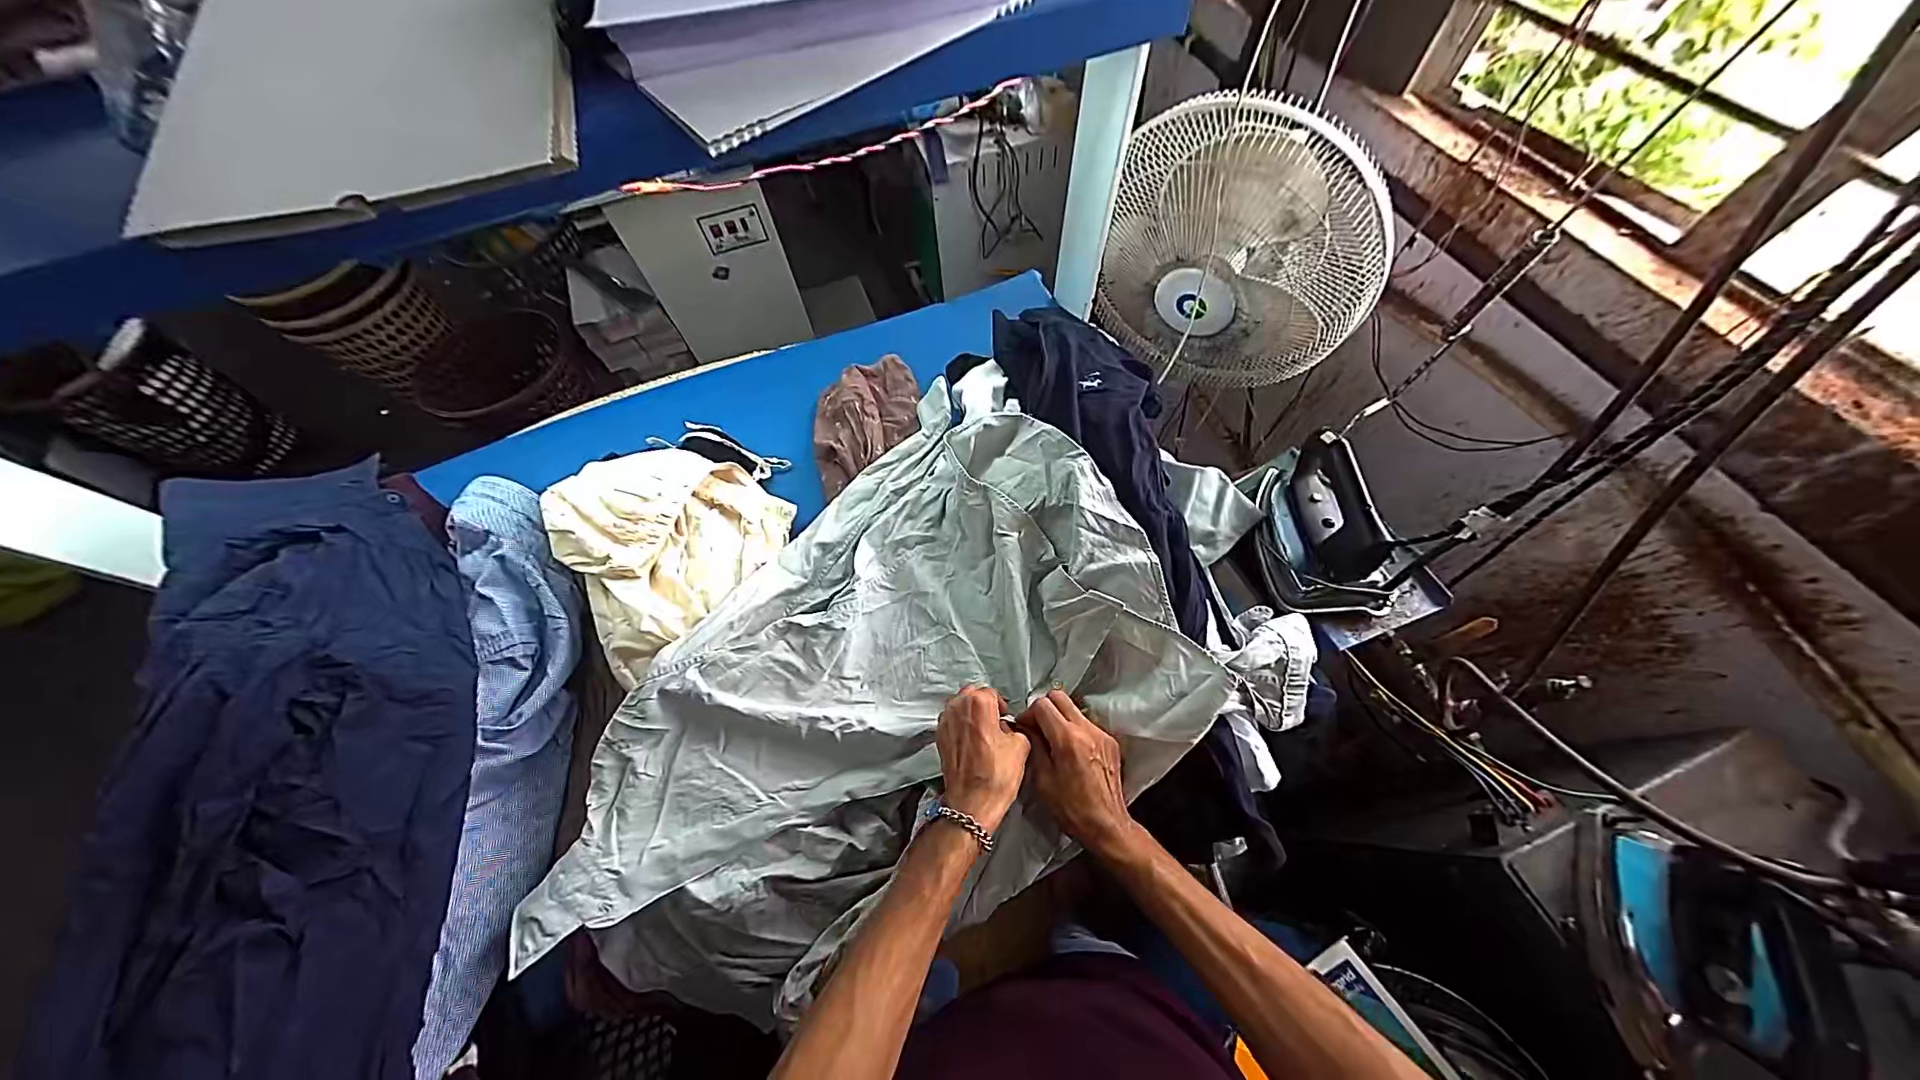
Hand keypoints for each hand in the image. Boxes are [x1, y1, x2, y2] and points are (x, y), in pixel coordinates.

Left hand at [936, 687, 1030, 833]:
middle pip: (971, 695)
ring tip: (983, 731)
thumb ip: (1015, 727)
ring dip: (970, 714)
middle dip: (983, 704)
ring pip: (959, 706)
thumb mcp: (1021, 745)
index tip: (1006, 717)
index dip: (1002, 705)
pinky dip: (960, 726)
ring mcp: (945, 722)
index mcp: (979, 703)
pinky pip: (951, 722)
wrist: (972, 802)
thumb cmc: (996, 775)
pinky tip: (971, 742)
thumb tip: (1007, 728)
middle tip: (995, 720)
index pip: (991, 693)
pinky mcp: (939, 737)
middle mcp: (957, 707)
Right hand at [1018, 690, 1140, 859]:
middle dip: (1044, 709)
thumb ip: (1033, 746)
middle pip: (1059, 697)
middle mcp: (1087, 730)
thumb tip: (1025, 729)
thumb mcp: (1042, 780)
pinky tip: (1070, 750)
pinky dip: (1075, 729)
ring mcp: (1101, 734)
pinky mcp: (1110, 742)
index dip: (1028, 714)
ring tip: (1053, 741)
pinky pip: (1087, 724)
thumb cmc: (1072, 809)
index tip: (1024, 728)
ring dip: (1060, 718)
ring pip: (1074, 709)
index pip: (1042, 705)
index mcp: (1067, 738)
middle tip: (1037, 728)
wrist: (1106, 825)